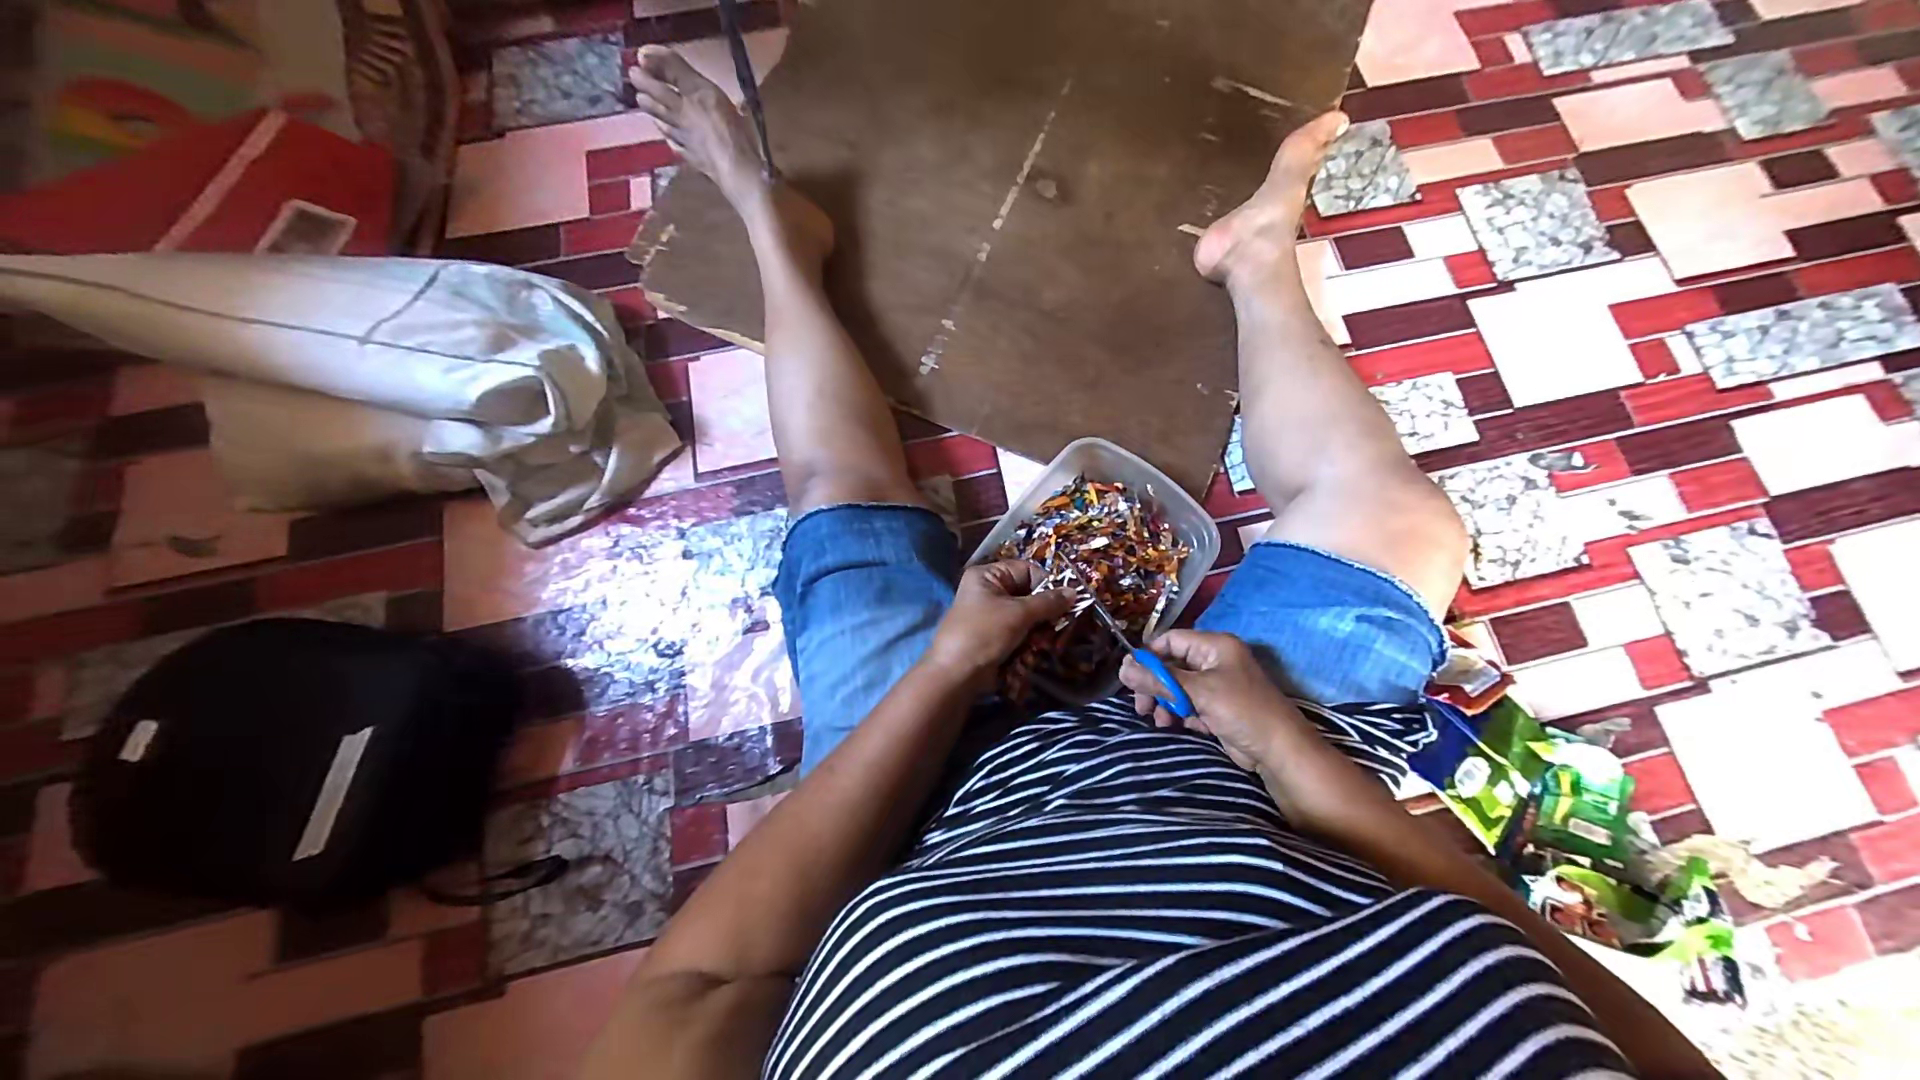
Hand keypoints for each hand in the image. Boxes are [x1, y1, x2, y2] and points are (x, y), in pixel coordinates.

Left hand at [924, 561, 1073, 688]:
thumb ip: (1048, 602)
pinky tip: (1044, 644)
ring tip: (1056, 634)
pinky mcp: (996, 635)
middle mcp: (989, 590)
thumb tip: (1075, 592)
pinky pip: (1021, 629)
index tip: (1068, 599)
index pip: (1026, 569)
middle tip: (1066, 619)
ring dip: (1042, 624)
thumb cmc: (984, 634)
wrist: (957, 674)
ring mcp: (992, 614)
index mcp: (987, 575)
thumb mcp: (1018, 614)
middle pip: (1028, 592)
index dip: (1047, 582)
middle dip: (1047, 607)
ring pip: (1028, 613)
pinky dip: (1033, 636)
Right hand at [1120, 630, 1298, 768]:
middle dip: (1155, 685)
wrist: (1280, 752)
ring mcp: (1217, 685)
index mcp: (1215, 646)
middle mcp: (1215, 661)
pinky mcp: (1218, 708)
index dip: (1149, 656)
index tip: (1130, 677)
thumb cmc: (1242, 711)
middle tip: (1140, 705)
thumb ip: (1159, 679)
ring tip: (1159, 720)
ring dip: (1164, 702)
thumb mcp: (1197, 692)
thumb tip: (1122, 668)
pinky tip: (1177, 726)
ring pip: (1178, 687)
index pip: (1171, 640)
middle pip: (1172, 665)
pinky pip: (1188, 704)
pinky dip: (1179, 713)